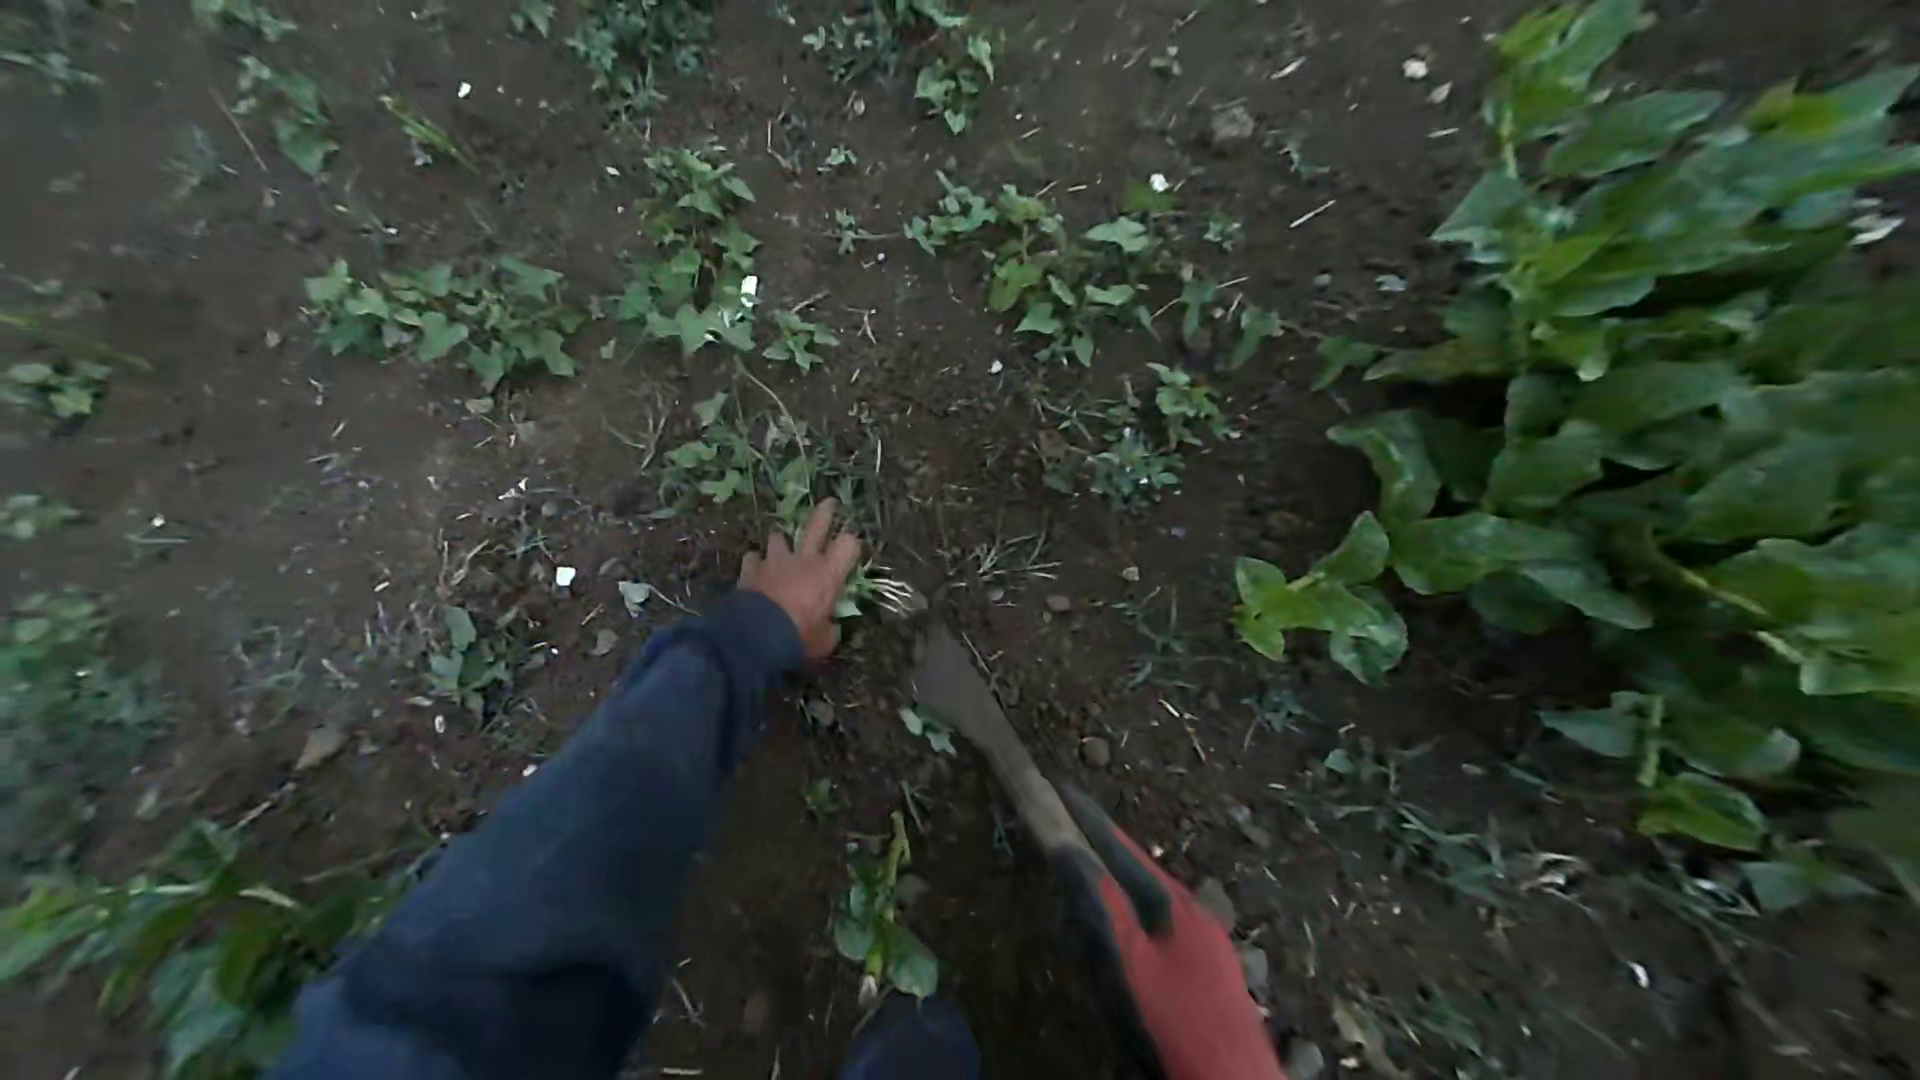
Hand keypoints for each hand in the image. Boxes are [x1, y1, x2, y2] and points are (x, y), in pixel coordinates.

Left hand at [738, 500, 861, 662]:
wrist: (754, 639)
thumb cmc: (798, 638)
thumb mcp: (824, 641)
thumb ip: (831, 628)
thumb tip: (832, 626)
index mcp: (828, 574)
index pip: (848, 545)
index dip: (852, 544)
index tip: (852, 549)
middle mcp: (804, 560)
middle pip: (817, 526)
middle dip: (825, 512)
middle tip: (830, 502)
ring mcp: (775, 561)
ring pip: (779, 536)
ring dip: (782, 540)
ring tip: (781, 545)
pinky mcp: (750, 569)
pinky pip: (753, 557)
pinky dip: (755, 562)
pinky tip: (755, 568)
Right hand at [1057, 787, 1286, 1079]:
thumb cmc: (1180, 1023)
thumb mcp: (1132, 963)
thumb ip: (1102, 905)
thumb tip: (1070, 850)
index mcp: (1176, 902)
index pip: (1123, 848)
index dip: (1091, 819)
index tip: (1063, 789)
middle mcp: (1193, 914)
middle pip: (1132, 877)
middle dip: (1097, 867)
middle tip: (1063, 858)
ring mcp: (1203, 945)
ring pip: (1143, 910)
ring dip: (1112, 911)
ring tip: (1084, 932)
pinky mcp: (1205, 975)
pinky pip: (1155, 940)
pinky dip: (1129, 940)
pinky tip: (1121, 967)